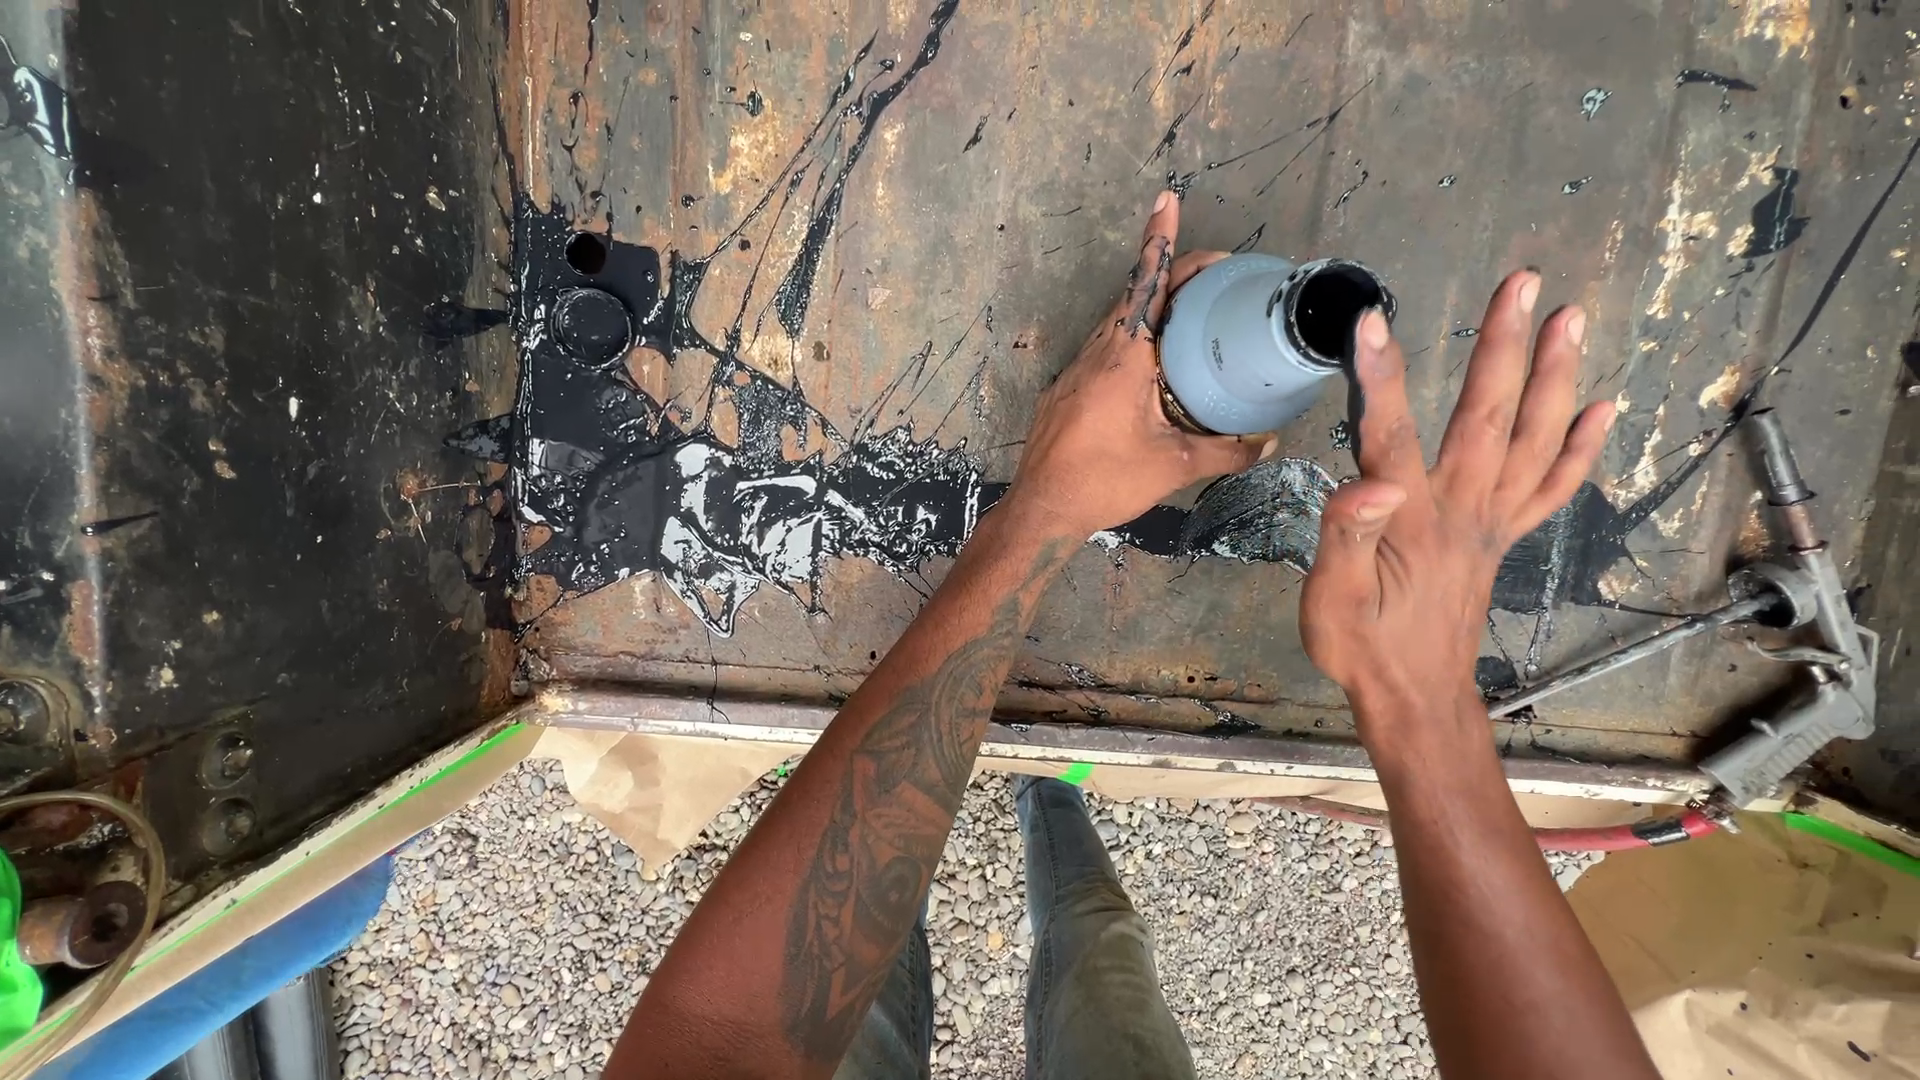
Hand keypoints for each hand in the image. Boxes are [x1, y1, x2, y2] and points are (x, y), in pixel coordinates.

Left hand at [999, 191, 1265, 540]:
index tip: (1166, 201)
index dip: (1160, 242)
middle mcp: (1095, 354)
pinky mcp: (1064, 393)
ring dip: (1148, 309)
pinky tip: (1147, 364)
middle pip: (1133, 298)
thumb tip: (1267, 443)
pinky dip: (1128, 340)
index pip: (1146, 285)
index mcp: (1123, 359)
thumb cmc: (1104, 482)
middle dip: (1170, 276)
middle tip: (1210, 271)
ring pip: (1114, 325)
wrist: (1042, 508)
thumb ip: (1225, 451)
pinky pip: (1101, 351)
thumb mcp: (1173, 467)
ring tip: (1187, 311)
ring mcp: (1073, 372)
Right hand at [1299, 270, 1614, 743]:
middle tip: (1524, 284)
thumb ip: (1346, 537)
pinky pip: (1551, 489)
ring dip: (1555, 377)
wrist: (1414, 695)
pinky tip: (1598, 408)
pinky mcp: (1501, 541)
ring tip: (1572, 318)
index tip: (1371, 321)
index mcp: (1410, 520)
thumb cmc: (1361, 646)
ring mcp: (1491, 524)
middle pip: (1488, 418)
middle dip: (1503, 346)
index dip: (1381, 375)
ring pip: (1534, 441)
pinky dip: (1579, 446)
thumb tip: (1367, 483)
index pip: (1392, 434)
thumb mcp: (1332, 598)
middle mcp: (1462, 511)